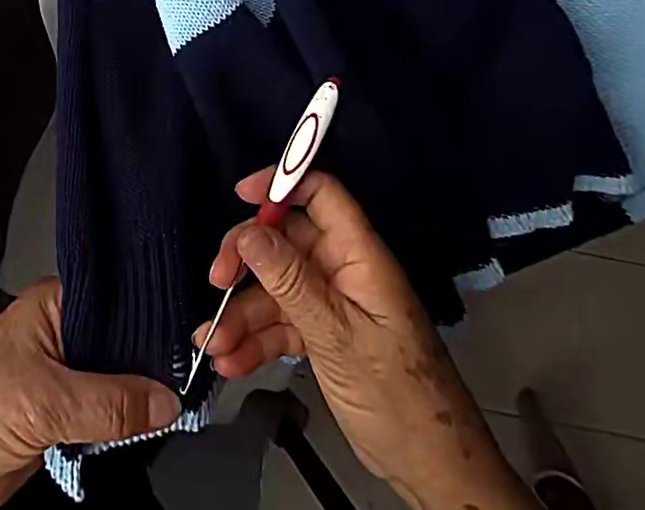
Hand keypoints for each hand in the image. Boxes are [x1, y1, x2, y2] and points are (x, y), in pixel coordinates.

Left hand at [0, 278, 179, 509]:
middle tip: (186, 372)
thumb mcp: (46, 402)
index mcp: (55, 303)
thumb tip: (165, 401)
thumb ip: (111, 403)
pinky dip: (122, 418)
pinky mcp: (60, 410)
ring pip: (116, 376)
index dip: (153, 318)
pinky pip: (105, 409)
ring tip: (173, 398)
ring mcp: (61, 371)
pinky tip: (145, 421)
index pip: (120, 300)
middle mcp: (61, 330)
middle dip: (148, 360)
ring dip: (136, 394)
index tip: (189, 336)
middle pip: (122, 339)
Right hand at [199, 168, 536, 509]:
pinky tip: (233, 360)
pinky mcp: (324, 334)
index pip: (321, 195)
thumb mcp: (336, 334)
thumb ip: (291, 281)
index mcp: (359, 255)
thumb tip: (252, 234)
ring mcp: (332, 303)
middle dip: (247, 259)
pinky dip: (256, 339)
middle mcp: (344, 270)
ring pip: (277, 287)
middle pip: (287, 241)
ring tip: (216, 341)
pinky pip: (282, 322)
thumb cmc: (400, 395)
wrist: (428, 462)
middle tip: (218, 281)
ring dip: (243, 312)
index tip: (242, 193)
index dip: (284, 183)